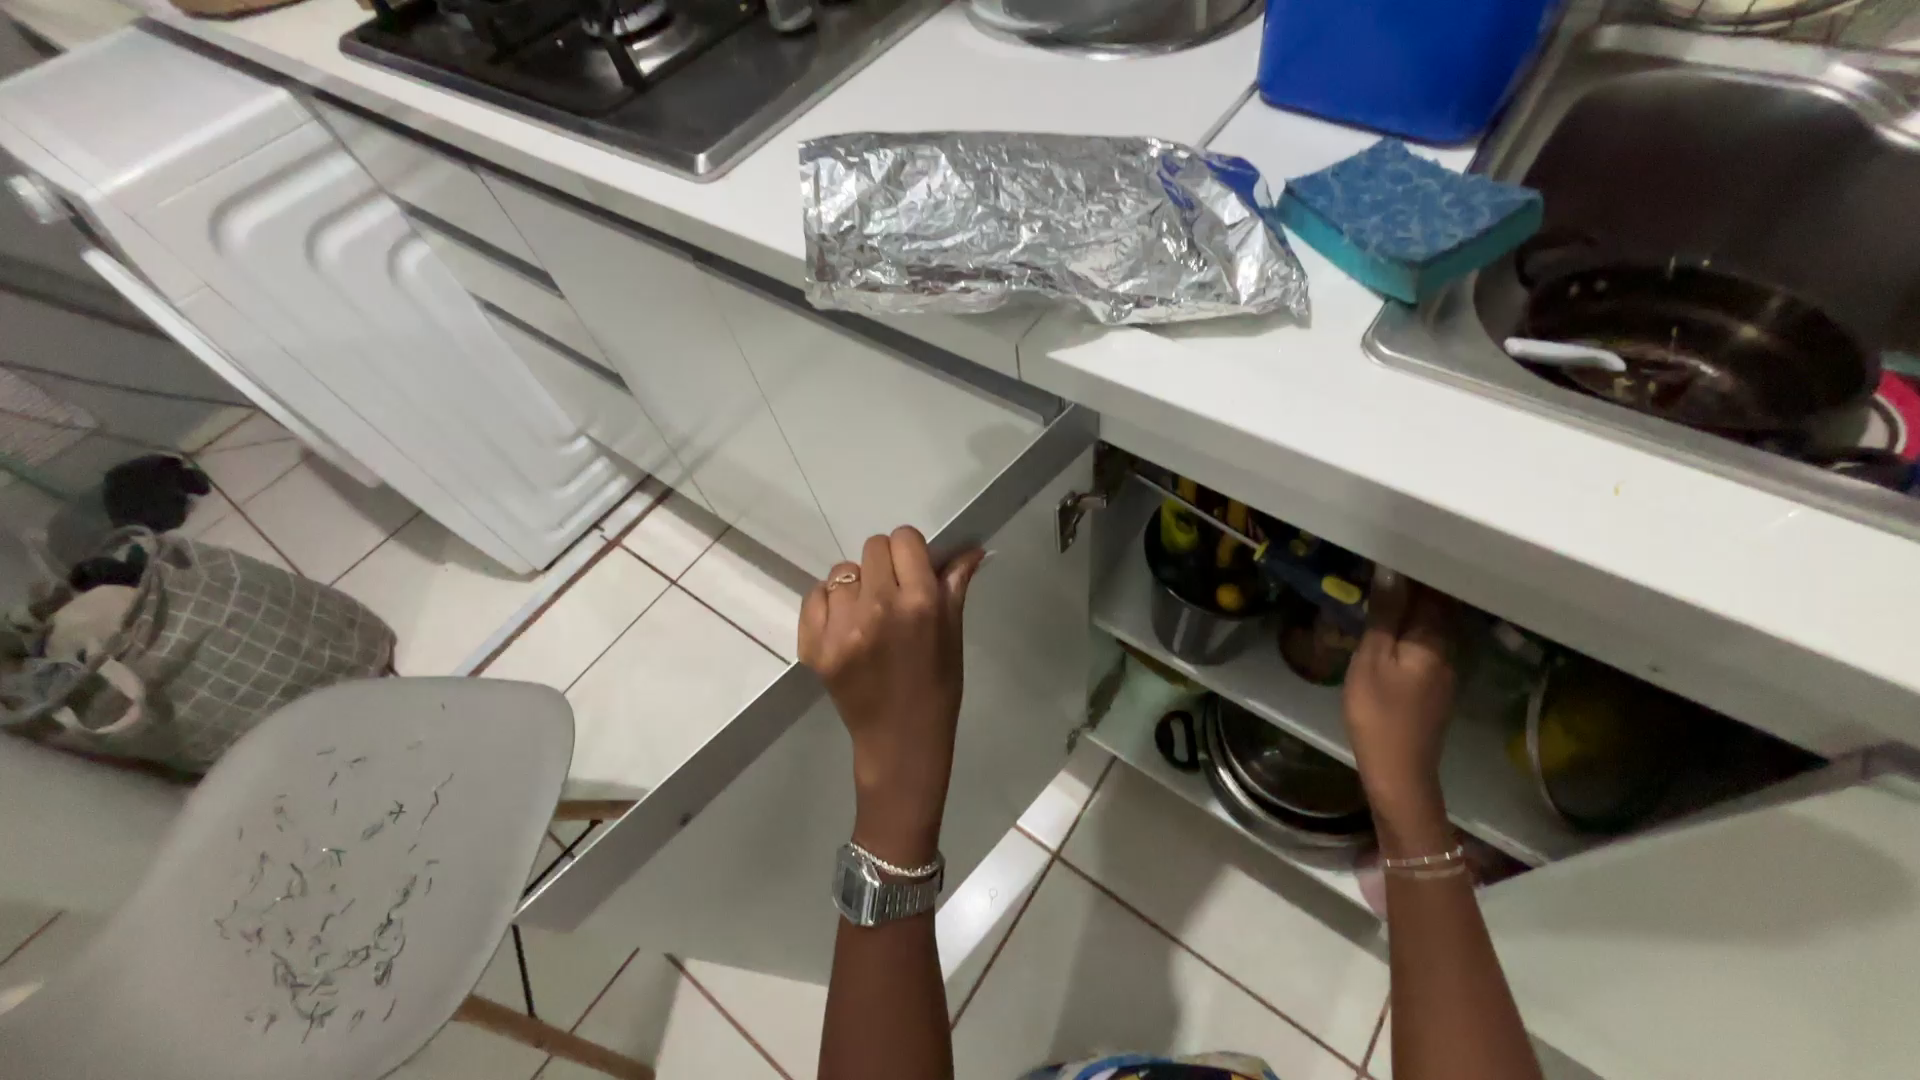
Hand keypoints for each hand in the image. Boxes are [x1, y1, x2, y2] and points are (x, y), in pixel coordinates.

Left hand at [798, 527, 986, 867]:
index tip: (914, 572)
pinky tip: (846, 628)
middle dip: (886, 565)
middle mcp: (878, 608)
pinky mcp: (813, 646)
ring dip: (856, 586)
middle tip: (893, 595)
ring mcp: (841, 628)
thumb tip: (970, 548)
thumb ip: (955, 584)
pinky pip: (815, 596)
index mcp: (920, 602)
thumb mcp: (953, 633)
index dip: (911, 552)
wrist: (900, 739)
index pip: (904, 539)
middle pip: (873, 548)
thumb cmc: (937, 685)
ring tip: (868, 616)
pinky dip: (829, 605)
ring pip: (842, 572)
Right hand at [1342, 573, 1456, 850]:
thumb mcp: (1372, 659)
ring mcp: (1445, 666)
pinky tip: (1393, 621)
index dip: (1417, 566)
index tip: (1396, 543)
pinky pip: (1428, 638)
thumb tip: (1391, 570)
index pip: (1432, 589)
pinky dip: (1413, 622)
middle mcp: (1448, 646)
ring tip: (1386, 583)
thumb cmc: (1378, 712)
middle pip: (1439, 603)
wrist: (1399, 770)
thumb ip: (1384, 615)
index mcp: (1433, 637)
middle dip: (1418, 581)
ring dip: (1415, 601)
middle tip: (1387, 558)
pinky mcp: (1435, 682)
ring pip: (1435, 621)